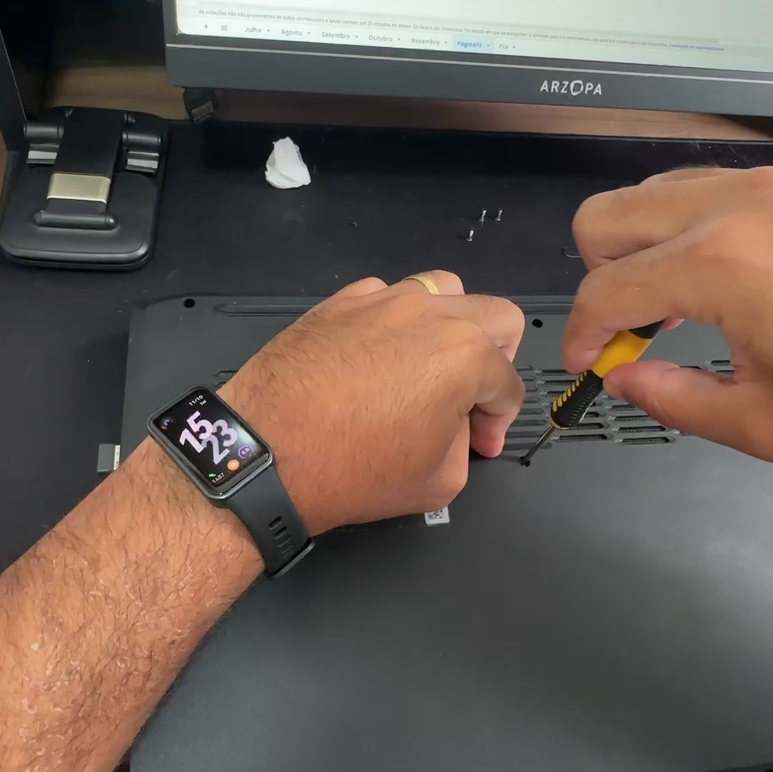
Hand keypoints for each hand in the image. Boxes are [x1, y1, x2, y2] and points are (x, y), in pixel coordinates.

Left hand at [217, 272, 526, 533]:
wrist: (264, 456)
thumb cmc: (352, 471)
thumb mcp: (439, 481)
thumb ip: (467, 442)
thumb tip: (461, 426)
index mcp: (465, 355)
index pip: (508, 383)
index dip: (500, 420)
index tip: (481, 441)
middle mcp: (428, 313)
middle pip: (496, 316)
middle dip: (496, 359)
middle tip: (470, 397)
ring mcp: (381, 299)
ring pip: (443, 290)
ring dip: (450, 326)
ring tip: (429, 366)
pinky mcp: (339, 301)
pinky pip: (386, 296)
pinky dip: (396, 322)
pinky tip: (378, 358)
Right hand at [564, 166, 772, 461]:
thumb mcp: (769, 426)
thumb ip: (674, 401)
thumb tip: (622, 377)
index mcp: (718, 264)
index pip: (603, 290)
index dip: (579, 336)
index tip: (586, 367)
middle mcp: (731, 203)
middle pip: (603, 216)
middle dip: (596, 277)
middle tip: (630, 328)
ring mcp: (769, 179)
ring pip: (649, 193)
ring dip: (639, 249)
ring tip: (679, 305)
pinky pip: (704, 189)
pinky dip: (685, 230)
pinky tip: (728, 278)